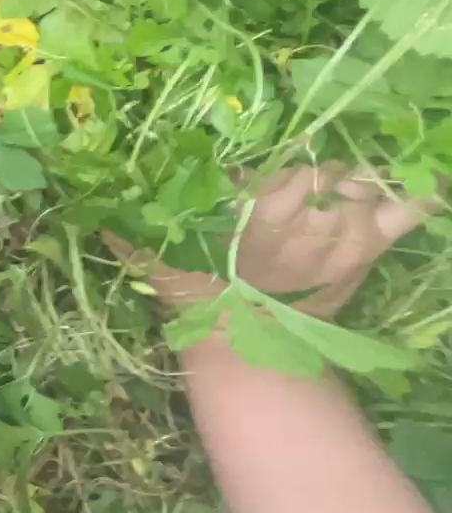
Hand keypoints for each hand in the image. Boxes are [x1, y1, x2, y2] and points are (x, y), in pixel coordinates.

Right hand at [109, 164, 420, 317]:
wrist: (242, 341)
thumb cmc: (194, 294)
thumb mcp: (152, 257)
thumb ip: (127, 229)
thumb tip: (93, 203)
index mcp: (239, 210)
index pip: (270, 171)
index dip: (269, 172)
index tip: (256, 181)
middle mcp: (292, 215)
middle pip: (317, 173)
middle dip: (313, 173)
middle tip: (300, 184)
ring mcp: (334, 234)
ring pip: (357, 188)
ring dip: (353, 184)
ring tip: (345, 185)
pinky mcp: (364, 253)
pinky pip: (403, 215)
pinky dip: (414, 198)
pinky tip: (419, 187)